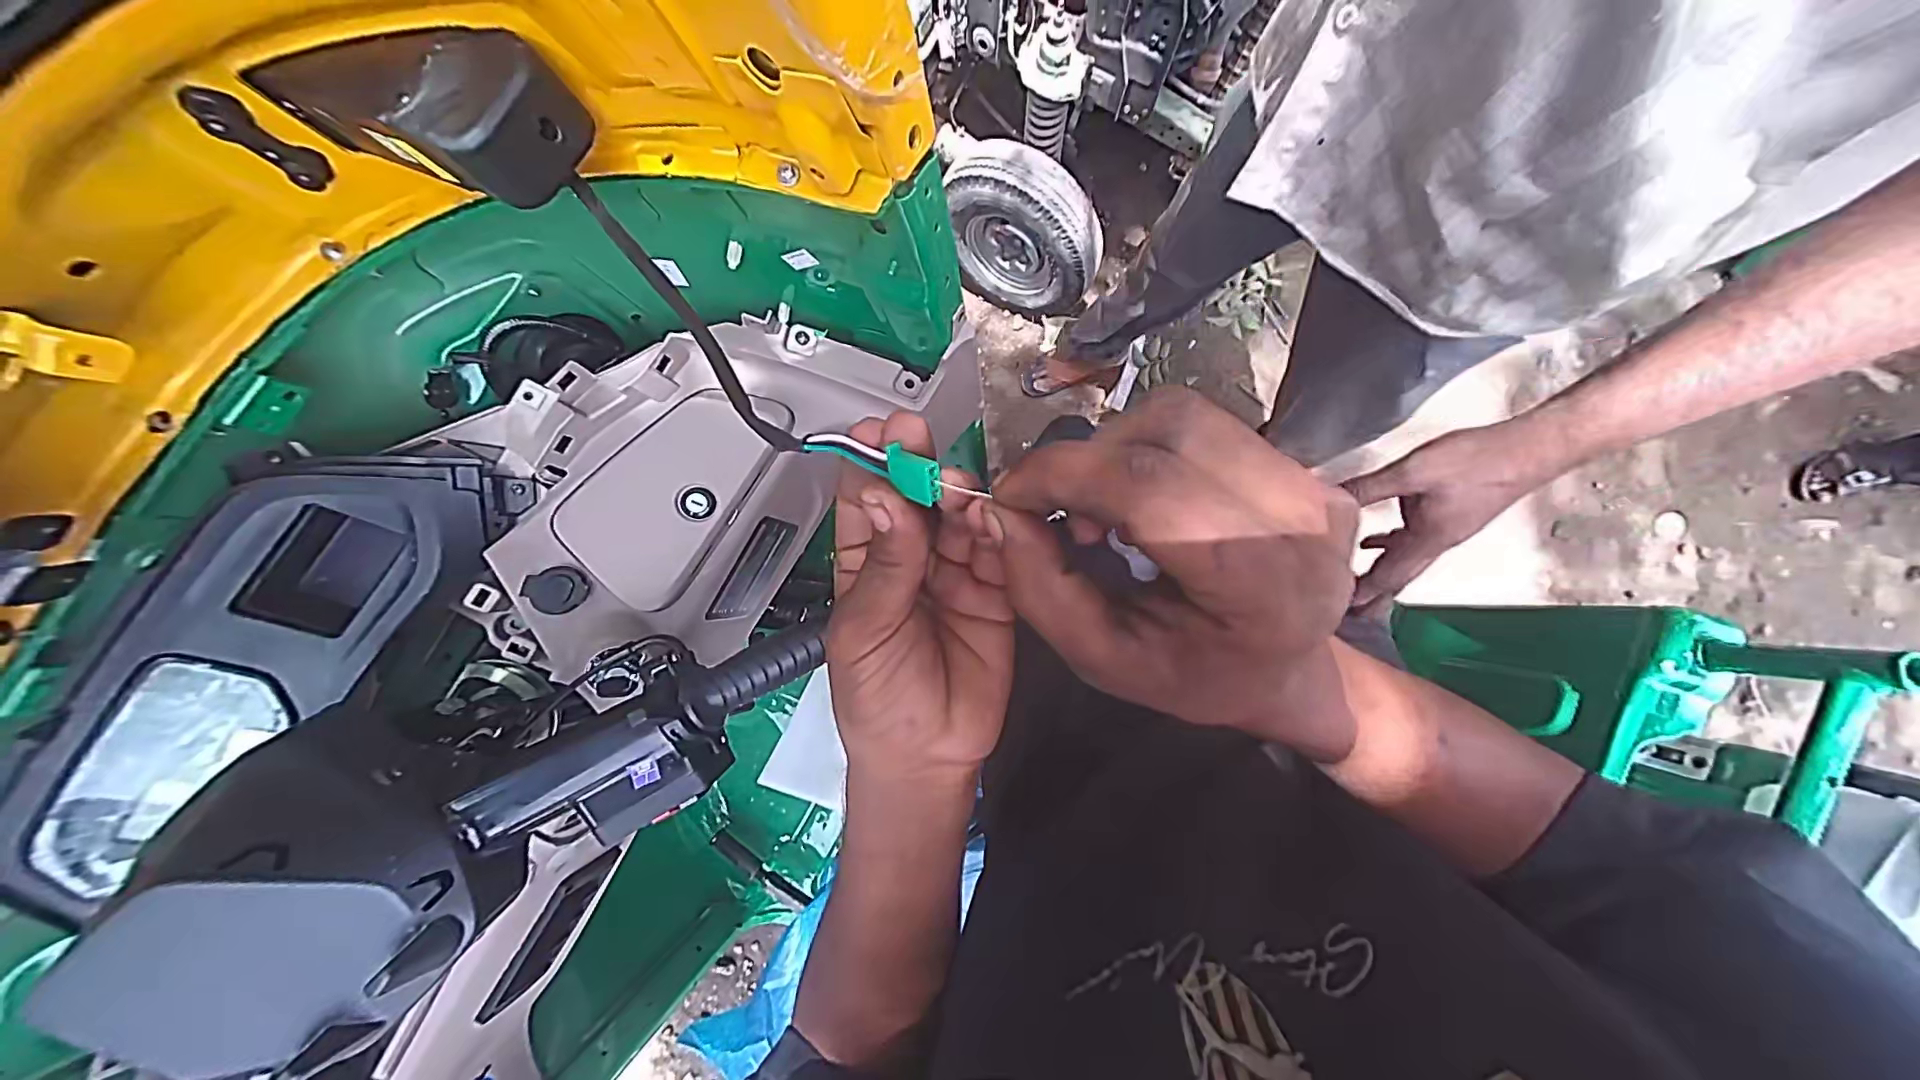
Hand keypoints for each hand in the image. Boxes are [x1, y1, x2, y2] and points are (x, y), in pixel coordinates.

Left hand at [827, 412, 1013, 785]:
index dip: (871, 463)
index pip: (867, 500)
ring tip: (955, 488)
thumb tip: (887, 499)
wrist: (926, 755)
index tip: (876, 434)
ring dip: (959, 497)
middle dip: (917, 466)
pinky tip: (992, 517)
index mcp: (865, 564)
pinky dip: (1000, 532)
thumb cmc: (876, 700)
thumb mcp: (862, 632)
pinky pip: (1000, 554)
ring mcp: (954, 573)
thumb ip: (885, 567)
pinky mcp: (994, 592)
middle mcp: (911, 560)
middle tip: (917, 439)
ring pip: (960, 520)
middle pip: (917, 499)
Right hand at [985, 388, 1359, 758]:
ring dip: (1114, 450)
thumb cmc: (1193, 675)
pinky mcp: (1298, 464)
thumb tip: (1001, 510)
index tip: (1012, 493)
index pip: (1150, 488)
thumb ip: (1041, 588)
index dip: (1063, 475)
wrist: (1282, 670)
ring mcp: (1308, 483)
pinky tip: (1140, 498)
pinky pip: (1200, 424)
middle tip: (1058, 510)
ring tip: (1102, 510)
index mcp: (1261, 587)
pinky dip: (1144, 449)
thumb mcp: (1102, 657)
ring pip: (1180, 415)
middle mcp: (1300, 519)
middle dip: (1086, 461)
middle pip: (1166, 432)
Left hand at [1344, 423, 1552, 607]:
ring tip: (1349, 588)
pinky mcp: (1445, 517)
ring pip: (1401, 562)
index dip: (1362, 593)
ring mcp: (1441, 532)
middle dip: (1369, 597)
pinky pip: (1408, 541)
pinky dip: (1385, 547)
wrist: (1529, 449)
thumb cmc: (1474, 461)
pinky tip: (1368, 543)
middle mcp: (1434, 544)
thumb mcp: (1412, 472)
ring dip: (1376, 576)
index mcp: (1426, 540)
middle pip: (1396, 578)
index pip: (1387, 575)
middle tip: (1340, 615)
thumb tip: (1328, 498)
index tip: (1336, 612)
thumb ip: (1370, 487)